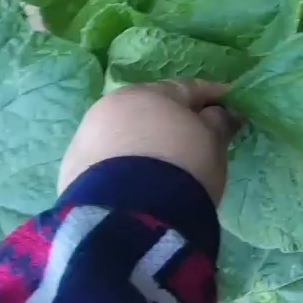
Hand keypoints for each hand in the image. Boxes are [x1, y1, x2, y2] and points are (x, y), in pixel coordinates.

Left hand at [58, 80, 240, 202]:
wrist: (131, 213)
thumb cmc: (183, 164)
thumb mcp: (213, 141)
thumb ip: (218, 122)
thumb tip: (219, 114)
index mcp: (148, 93)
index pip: (188, 88)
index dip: (213, 96)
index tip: (231, 105)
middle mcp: (110, 107)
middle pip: (151, 108)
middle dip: (175, 118)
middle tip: (199, 134)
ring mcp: (86, 138)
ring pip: (126, 133)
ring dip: (148, 141)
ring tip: (169, 161)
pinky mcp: (72, 170)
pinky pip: (110, 159)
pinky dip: (128, 164)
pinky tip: (144, 179)